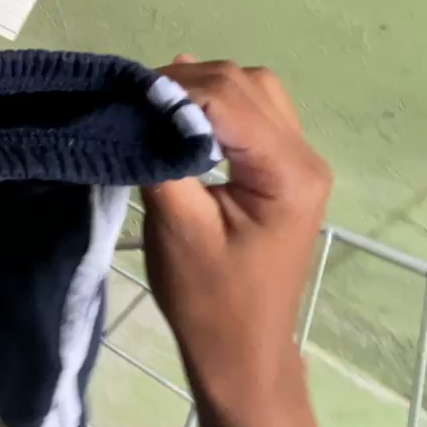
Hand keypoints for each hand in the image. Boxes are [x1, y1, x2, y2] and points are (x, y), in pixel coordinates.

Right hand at [142, 57, 331, 410]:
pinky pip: (251, 109)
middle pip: (243, 83)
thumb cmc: (206, 293)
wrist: (238, 344)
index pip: (227, 100)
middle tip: (132, 102)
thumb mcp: (176, 223)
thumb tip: (139, 104)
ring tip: (153, 106)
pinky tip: (176, 106)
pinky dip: (212, 98)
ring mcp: (296, 160)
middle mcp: (303, 157)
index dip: (172, 90)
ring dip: (199, 86)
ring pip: (250, 87)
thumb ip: (162, 155)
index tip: (123, 101)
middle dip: (183, 82)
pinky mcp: (278, 166)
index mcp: (286, 173)